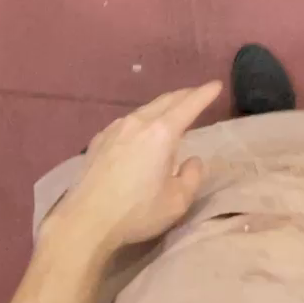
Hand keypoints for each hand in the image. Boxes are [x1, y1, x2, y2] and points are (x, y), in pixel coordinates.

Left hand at [47, 82, 222, 255]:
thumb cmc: (137, 211)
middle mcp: (138, 122)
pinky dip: (142, 121)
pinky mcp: (100, 138)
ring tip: (172, 112)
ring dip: (162, 107)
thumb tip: (193, 159)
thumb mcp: (177, 202)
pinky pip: (128, 122)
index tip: (216, 84)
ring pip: (145, 109)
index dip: (204, 94)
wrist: (87, 217)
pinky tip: (141, 133)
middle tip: (198, 94)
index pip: (188, 106)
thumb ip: (192, 177)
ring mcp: (116, 127)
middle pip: (166, 101)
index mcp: (161, 133)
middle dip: (185, 95)